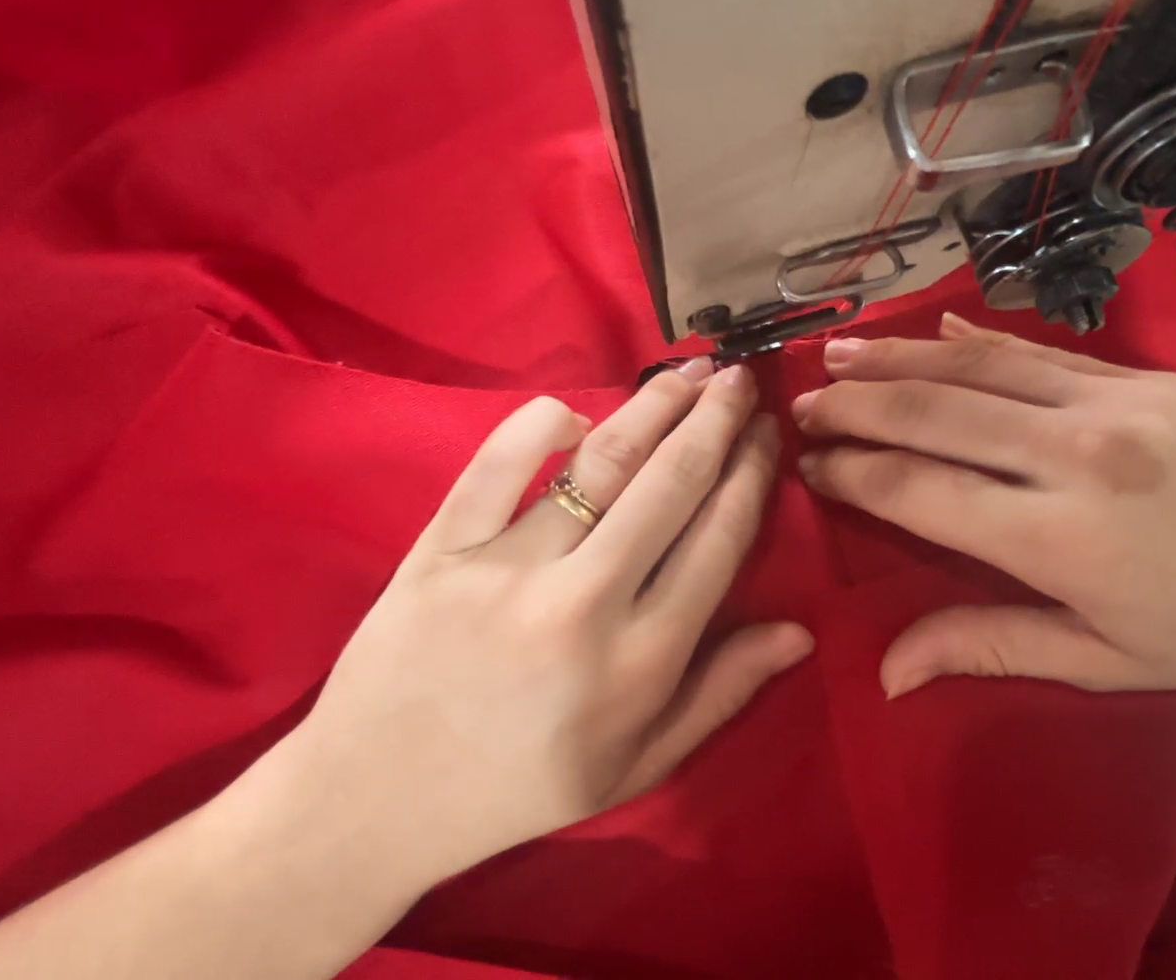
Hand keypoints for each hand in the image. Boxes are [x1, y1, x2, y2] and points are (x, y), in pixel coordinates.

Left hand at [285, 361, 811, 886]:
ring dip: (652, 409)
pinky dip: (540, 426)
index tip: (765, 434)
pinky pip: (495, 465)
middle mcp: (584, 606)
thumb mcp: (637, 766)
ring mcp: (505, 571)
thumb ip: (721, 694)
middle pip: (670, 487)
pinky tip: (578, 413)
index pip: (718, 541)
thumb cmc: (521, 787)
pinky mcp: (439, 550)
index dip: (750, 476)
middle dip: (715, 422)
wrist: (375, 802)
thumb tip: (799, 631)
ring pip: (600, 466)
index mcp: (642, 662)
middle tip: (737, 380)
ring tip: (686, 374)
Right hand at [792, 314, 1175, 697]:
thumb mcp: (1105, 661)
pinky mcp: (1138, 376)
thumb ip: (988, 648)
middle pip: (933, 416)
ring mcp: (1107, 403)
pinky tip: (930, 330)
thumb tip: (887, 670)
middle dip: (856, 406)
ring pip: (974, 370)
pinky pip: (1034, 353)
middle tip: (803, 401)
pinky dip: (974, 341)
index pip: (920, 492)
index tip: (808, 466)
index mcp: (1057, 539)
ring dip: (897, 360)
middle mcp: (1070, 456)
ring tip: (837, 352)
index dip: (853, 474)